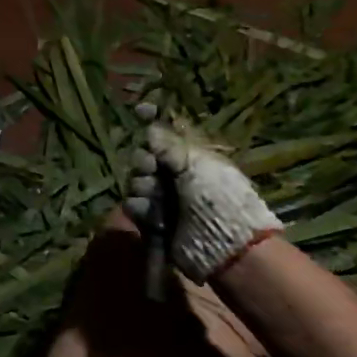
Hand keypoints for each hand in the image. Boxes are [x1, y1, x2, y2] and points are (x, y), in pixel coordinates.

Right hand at [124, 118, 282, 283]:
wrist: (223, 244)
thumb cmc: (218, 198)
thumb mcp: (198, 166)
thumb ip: (170, 147)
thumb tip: (150, 128)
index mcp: (188, 158)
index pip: (163, 135)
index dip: (150, 123)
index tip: (140, 112)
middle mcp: (173, 176)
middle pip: (143, 158)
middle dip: (144, 162)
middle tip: (151, 168)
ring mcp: (162, 199)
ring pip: (135, 182)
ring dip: (142, 186)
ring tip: (155, 197)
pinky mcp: (151, 221)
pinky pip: (133, 206)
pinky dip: (140, 208)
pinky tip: (151, 214)